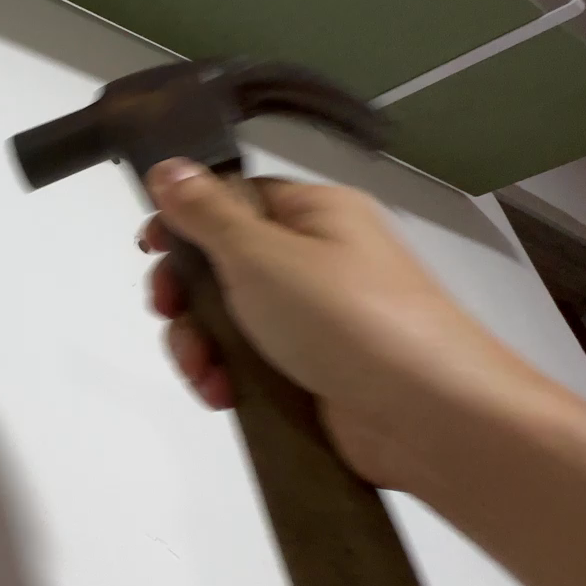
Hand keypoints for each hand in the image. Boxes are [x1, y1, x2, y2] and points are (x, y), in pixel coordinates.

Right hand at [139, 159, 544, 491]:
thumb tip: (167, 165)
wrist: (435, 420)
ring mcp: (309, 314)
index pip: (230, 199)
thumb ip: (205, 213)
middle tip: (170, 313)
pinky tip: (222, 392)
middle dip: (182, 294)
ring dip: (197, 342)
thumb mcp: (261, 255)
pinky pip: (242, 356)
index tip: (150, 248)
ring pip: (221, 315)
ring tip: (204, 371)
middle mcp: (311, 257)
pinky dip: (222, 372)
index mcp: (312, 214)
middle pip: (215, 261)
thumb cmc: (346, 319)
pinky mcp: (305, 364)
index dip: (184, 220)